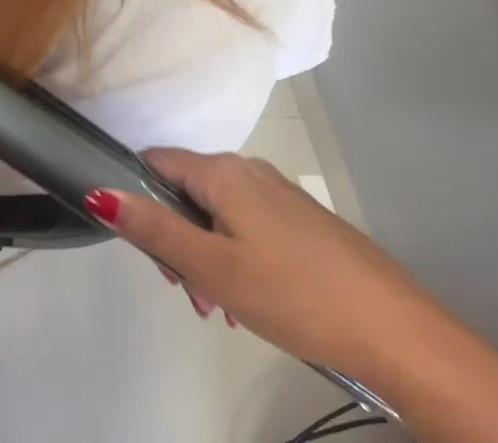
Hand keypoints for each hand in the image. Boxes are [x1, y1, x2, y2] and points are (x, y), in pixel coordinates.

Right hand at [86, 149, 459, 379]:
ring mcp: (282, 197)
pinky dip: (236, 260)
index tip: (152, 255)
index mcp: (225, 172)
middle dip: (175, 241)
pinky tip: (250, 303)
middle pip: (185, 192)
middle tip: (191, 294)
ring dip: (204, 258)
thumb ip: (152, 228)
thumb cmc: (294, 295)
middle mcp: (251, 172)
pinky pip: (249, 230)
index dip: (136, 202)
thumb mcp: (211, 266)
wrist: (399, 334)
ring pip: (217, 216)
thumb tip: (98, 191)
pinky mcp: (305, 224)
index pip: (154, 162)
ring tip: (221, 308)